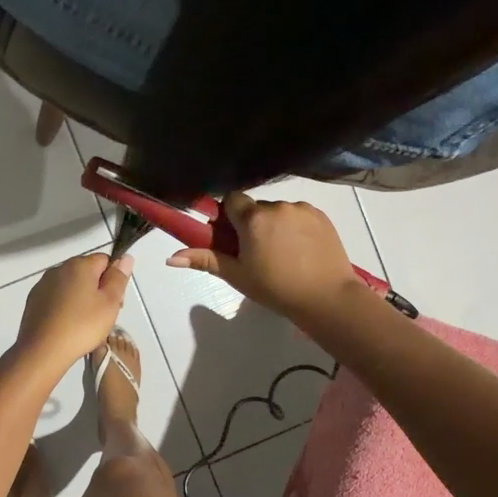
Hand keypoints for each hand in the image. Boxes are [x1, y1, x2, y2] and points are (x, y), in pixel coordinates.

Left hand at [15, 253, 133, 365]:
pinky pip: (56, 298)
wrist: (43, 350)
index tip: (116, 302)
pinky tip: (67, 325)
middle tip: (102, 316)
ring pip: (71, 286)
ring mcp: (43, 284)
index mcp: (79, 264)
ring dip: (81, 298)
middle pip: (87, 272)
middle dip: (98, 289)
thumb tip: (125, 258)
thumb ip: (118, 278)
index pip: (105, 260)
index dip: (114, 279)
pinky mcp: (33, 300)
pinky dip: (65, 307)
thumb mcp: (109, 303)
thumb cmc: (82, 326)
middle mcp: (59, 268)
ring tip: (84, 324)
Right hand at [166, 193, 359, 320]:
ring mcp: (302, 209)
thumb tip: (170, 258)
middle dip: (252, 224)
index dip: (229, 217)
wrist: (327, 297)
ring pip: (278, 211)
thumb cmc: (276, 288)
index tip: (233, 238)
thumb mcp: (237, 276)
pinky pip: (299, 215)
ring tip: (282, 255)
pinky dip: (295, 228)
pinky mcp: (321, 215)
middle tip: (257, 253)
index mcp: (253, 218)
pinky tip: (301, 251)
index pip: (231, 200)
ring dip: (275, 226)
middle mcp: (277, 206)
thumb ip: (205, 260)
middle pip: (255, 207)